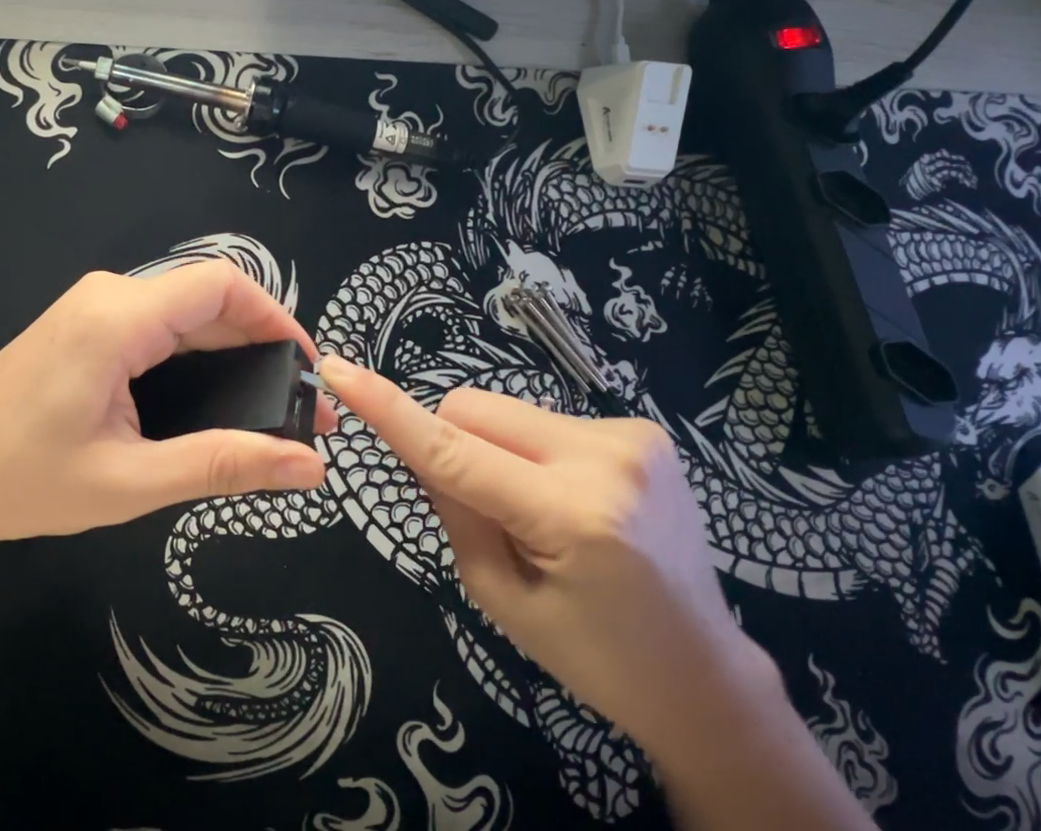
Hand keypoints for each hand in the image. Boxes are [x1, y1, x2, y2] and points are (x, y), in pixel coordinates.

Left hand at [0, 262, 333, 553]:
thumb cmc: (23, 481)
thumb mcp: (131, 481)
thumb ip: (224, 465)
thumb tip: (308, 465)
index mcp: (117, 318)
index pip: (224, 284)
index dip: (279, 318)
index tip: (310, 374)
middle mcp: (106, 296)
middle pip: (208, 298)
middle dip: (262, 344)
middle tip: (299, 410)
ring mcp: (89, 309)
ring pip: (184, 312)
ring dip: (231, 350)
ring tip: (267, 408)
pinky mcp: (81, 328)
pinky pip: (156, 326)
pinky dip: (196, 354)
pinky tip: (214, 399)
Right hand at [316, 355, 777, 758]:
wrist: (701, 670)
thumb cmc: (592, 655)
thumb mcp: (499, 596)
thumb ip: (454, 511)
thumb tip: (426, 448)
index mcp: (569, 515)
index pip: (453, 449)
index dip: (388, 409)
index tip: (339, 371)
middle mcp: (605, 458)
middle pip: (474, 410)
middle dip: (451, 444)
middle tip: (478, 510)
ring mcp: (632, 437)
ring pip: (507, 413)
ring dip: (493, 450)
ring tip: (536, 516)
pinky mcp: (643, 433)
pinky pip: (544, 422)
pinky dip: (530, 453)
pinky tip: (569, 503)